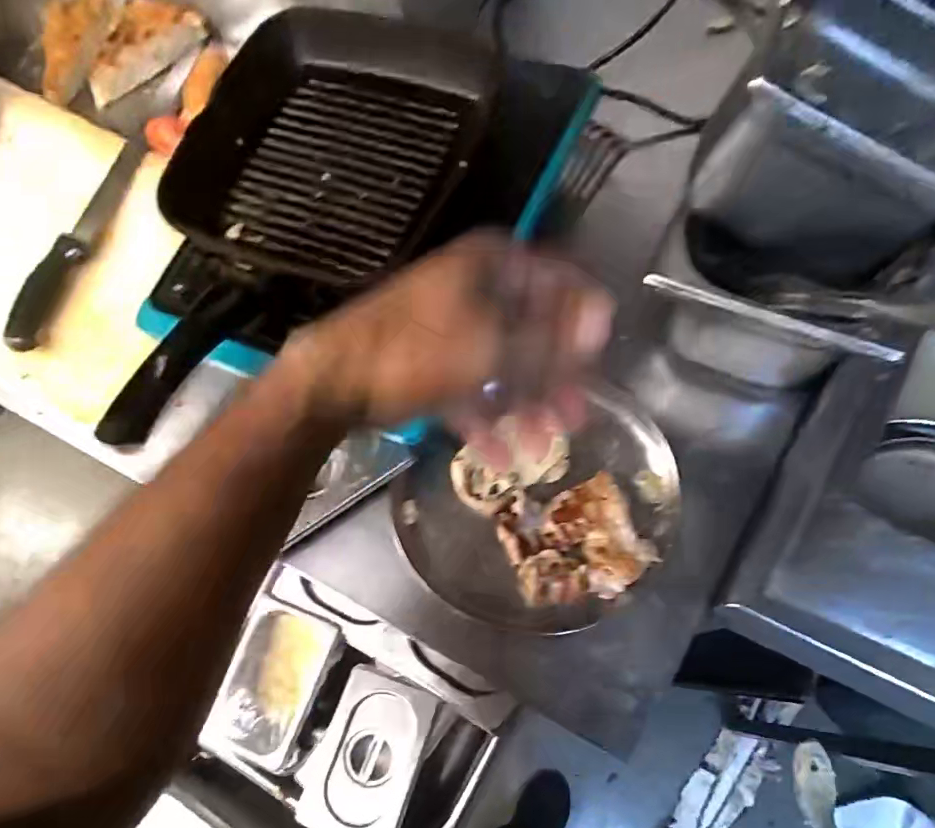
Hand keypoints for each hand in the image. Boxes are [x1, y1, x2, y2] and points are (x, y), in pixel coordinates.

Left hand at [274, 231, 613, 461]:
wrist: (331, 381)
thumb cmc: (412, 355)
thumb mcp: (489, 349)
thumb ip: (547, 340)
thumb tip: (603, 317)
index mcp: (491, 266)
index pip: (558, 285)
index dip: (581, 327)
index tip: (597, 366)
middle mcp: (474, 288)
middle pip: (531, 335)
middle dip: (552, 384)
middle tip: (574, 419)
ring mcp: (450, 327)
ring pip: (501, 367)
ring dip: (521, 410)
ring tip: (539, 448)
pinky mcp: (429, 361)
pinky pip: (469, 388)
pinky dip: (483, 419)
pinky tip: (496, 455)